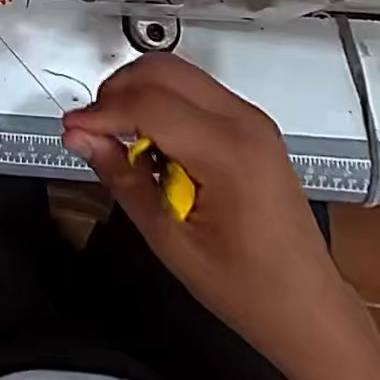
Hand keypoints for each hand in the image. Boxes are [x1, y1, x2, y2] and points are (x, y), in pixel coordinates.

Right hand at [60, 54, 339, 351]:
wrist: (307, 308)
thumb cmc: (251, 288)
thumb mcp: (170, 240)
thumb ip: (121, 179)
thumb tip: (82, 138)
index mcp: (231, 152)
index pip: (149, 104)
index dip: (101, 112)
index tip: (72, 128)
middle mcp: (244, 122)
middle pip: (162, 70)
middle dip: (117, 92)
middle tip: (93, 130)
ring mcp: (249, 118)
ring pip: (175, 72)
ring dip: (137, 94)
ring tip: (120, 139)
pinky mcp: (247, 123)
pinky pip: (191, 90)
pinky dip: (159, 103)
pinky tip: (151, 143)